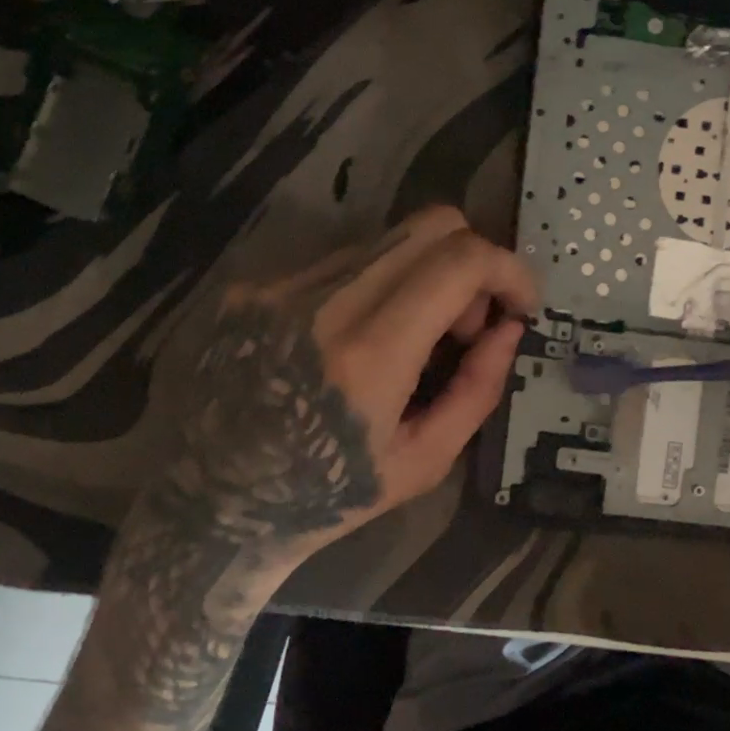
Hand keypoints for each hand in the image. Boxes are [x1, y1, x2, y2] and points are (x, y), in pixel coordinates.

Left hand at [147, 204, 537, 585]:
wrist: (209, 504)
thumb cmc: (322, 498)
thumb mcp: (420, 463)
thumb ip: (476, 390)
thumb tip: (509, 330)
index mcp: (369, 354)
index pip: (460, 260)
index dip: (509, 270)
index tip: (520, 305)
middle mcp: (323, 300)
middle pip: (430, 225)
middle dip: (471, 266)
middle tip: (466, 326)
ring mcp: (280, 285)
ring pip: (386, 239)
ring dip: (423, 276)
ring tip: (410, 342)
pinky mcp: (252, 286)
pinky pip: (340, 261)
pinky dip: (374, 288)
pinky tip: (356, 343)